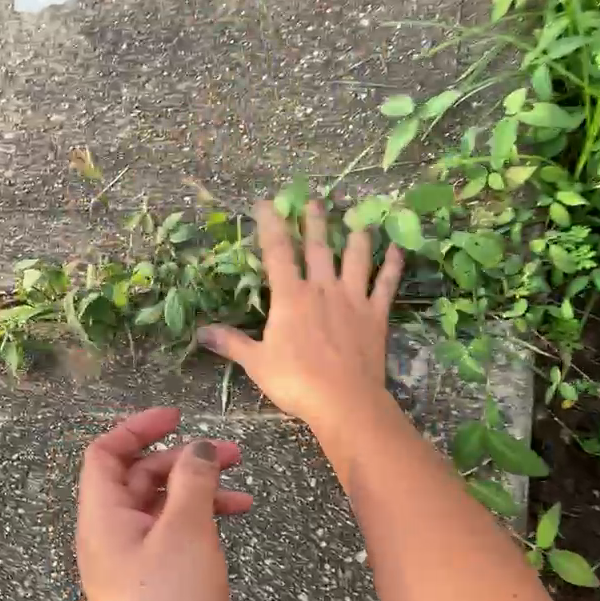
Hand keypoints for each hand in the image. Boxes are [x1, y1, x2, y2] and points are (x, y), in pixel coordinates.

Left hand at [75, 407, 251, 600]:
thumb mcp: (185, 531)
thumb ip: (192, 480)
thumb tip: (198, 447)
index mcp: (103, 518)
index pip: (105, 454)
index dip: (138, 427)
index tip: (179, 416)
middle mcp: (111, 535)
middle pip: (139, 478)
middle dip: (185, 460)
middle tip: (232, 455)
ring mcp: (132, 560)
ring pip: (162, 507)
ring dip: (199, 491)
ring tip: (242, 493)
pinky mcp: (154, 582)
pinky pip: (174, 535)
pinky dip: (201, 521)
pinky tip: (232, 523)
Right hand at [197, 200, 402, 441]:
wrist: (344, 400)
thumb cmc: (296, 382)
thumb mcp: (257, 363)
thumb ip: (231, 343)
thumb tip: (201, 333)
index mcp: (291, 297)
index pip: (277, 252)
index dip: (271, 225)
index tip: (266, 203)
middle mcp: (323, 289)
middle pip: (318, 247)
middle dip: (315, 222)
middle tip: (316, 200)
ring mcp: (353, 300)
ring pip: (356, 259)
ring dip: (357, 237)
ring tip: (359, 218)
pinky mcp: (376, 316)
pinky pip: (386, 284)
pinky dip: (393, 266)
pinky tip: (398, 250)